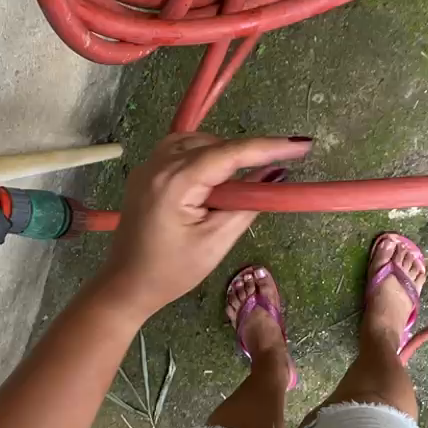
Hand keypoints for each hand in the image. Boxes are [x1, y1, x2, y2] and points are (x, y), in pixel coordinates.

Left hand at [95, 133, 314, 318]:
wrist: (126, 285)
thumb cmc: (171, 271)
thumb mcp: (215, 241)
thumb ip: (247, 205)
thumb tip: (274, 174)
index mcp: (174, 182)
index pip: (229, 153)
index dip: (268, 147)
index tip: (301, 146)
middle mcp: (157, 165)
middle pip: (212, 143)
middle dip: (244, 153)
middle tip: (274, 170)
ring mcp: (147, 167)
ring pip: (196, 142)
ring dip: (223, 154)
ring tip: (244, 179)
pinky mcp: (145, 174)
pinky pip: (180, 151)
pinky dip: (203, 157)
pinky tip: (216, 179)